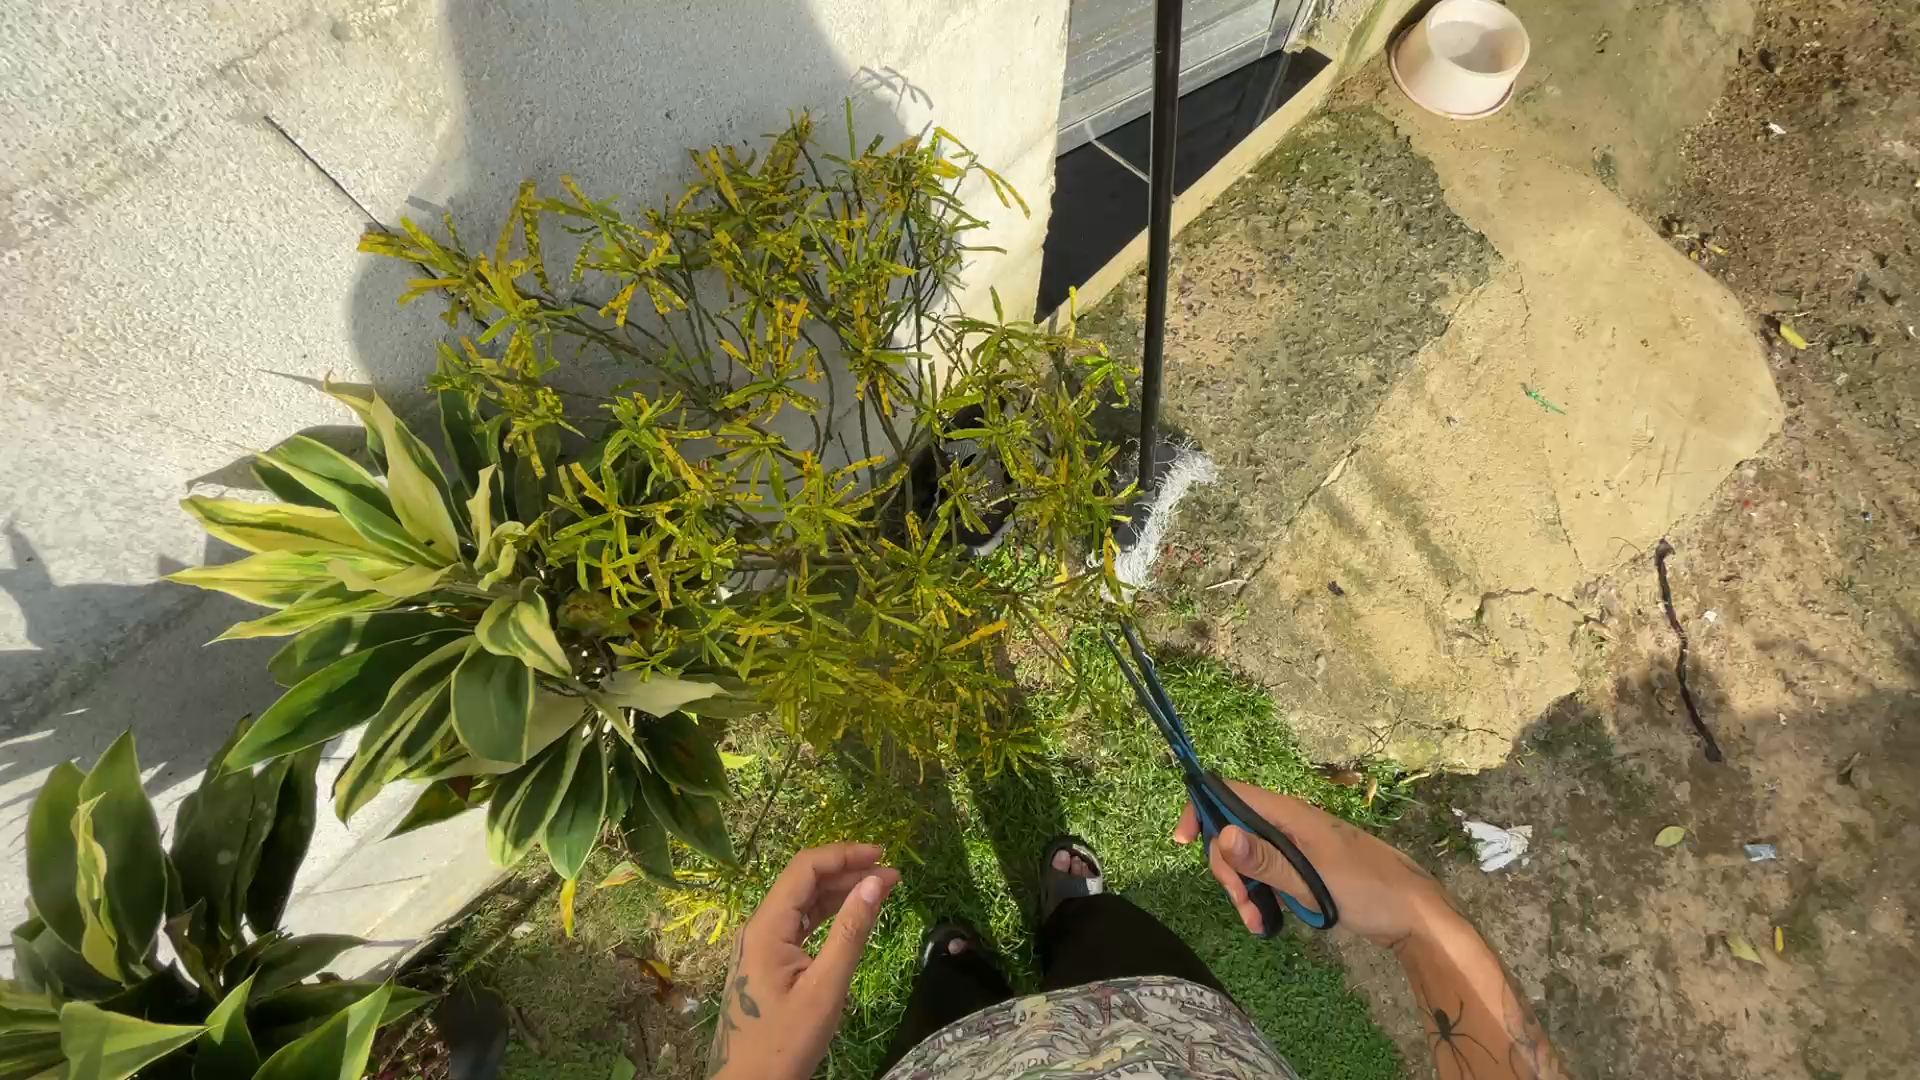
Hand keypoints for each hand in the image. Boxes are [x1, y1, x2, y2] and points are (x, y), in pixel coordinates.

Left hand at [705, 844, 899, 1079]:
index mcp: (767, 925)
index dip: (844, 854)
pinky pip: (802, 921)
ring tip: (882, 889)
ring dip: (842, 889)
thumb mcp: (826, 989)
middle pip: (806, 879)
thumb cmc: (786, 1044)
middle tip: (891, 875)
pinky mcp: (770, 957)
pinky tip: (855, 912)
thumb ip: (851, 931)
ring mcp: (763, 941)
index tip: (881, 855)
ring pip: (806, 899)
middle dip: (849, 870)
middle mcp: (761, 924)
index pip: (806, 868)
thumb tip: (875, 882)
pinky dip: (830, 911)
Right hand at [1173, 780, 1448, 947]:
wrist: (1420, 917)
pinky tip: (1266, 921)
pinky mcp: (1303, 865)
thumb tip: (1221, 833)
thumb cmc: (1368, 891)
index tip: (1183, 841)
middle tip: (1240, 903)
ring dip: (1243, 886)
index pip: (1230, 794)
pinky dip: (1260, 893)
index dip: (1202, 810)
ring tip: (1255, 922)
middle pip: (1234, 830)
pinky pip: (1268, 870)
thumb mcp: (1312, 881)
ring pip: (1249, 854)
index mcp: (1288, 813)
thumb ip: (1265, 859)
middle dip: (1228, 866)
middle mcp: (1287, 822)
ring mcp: (1295, 844)